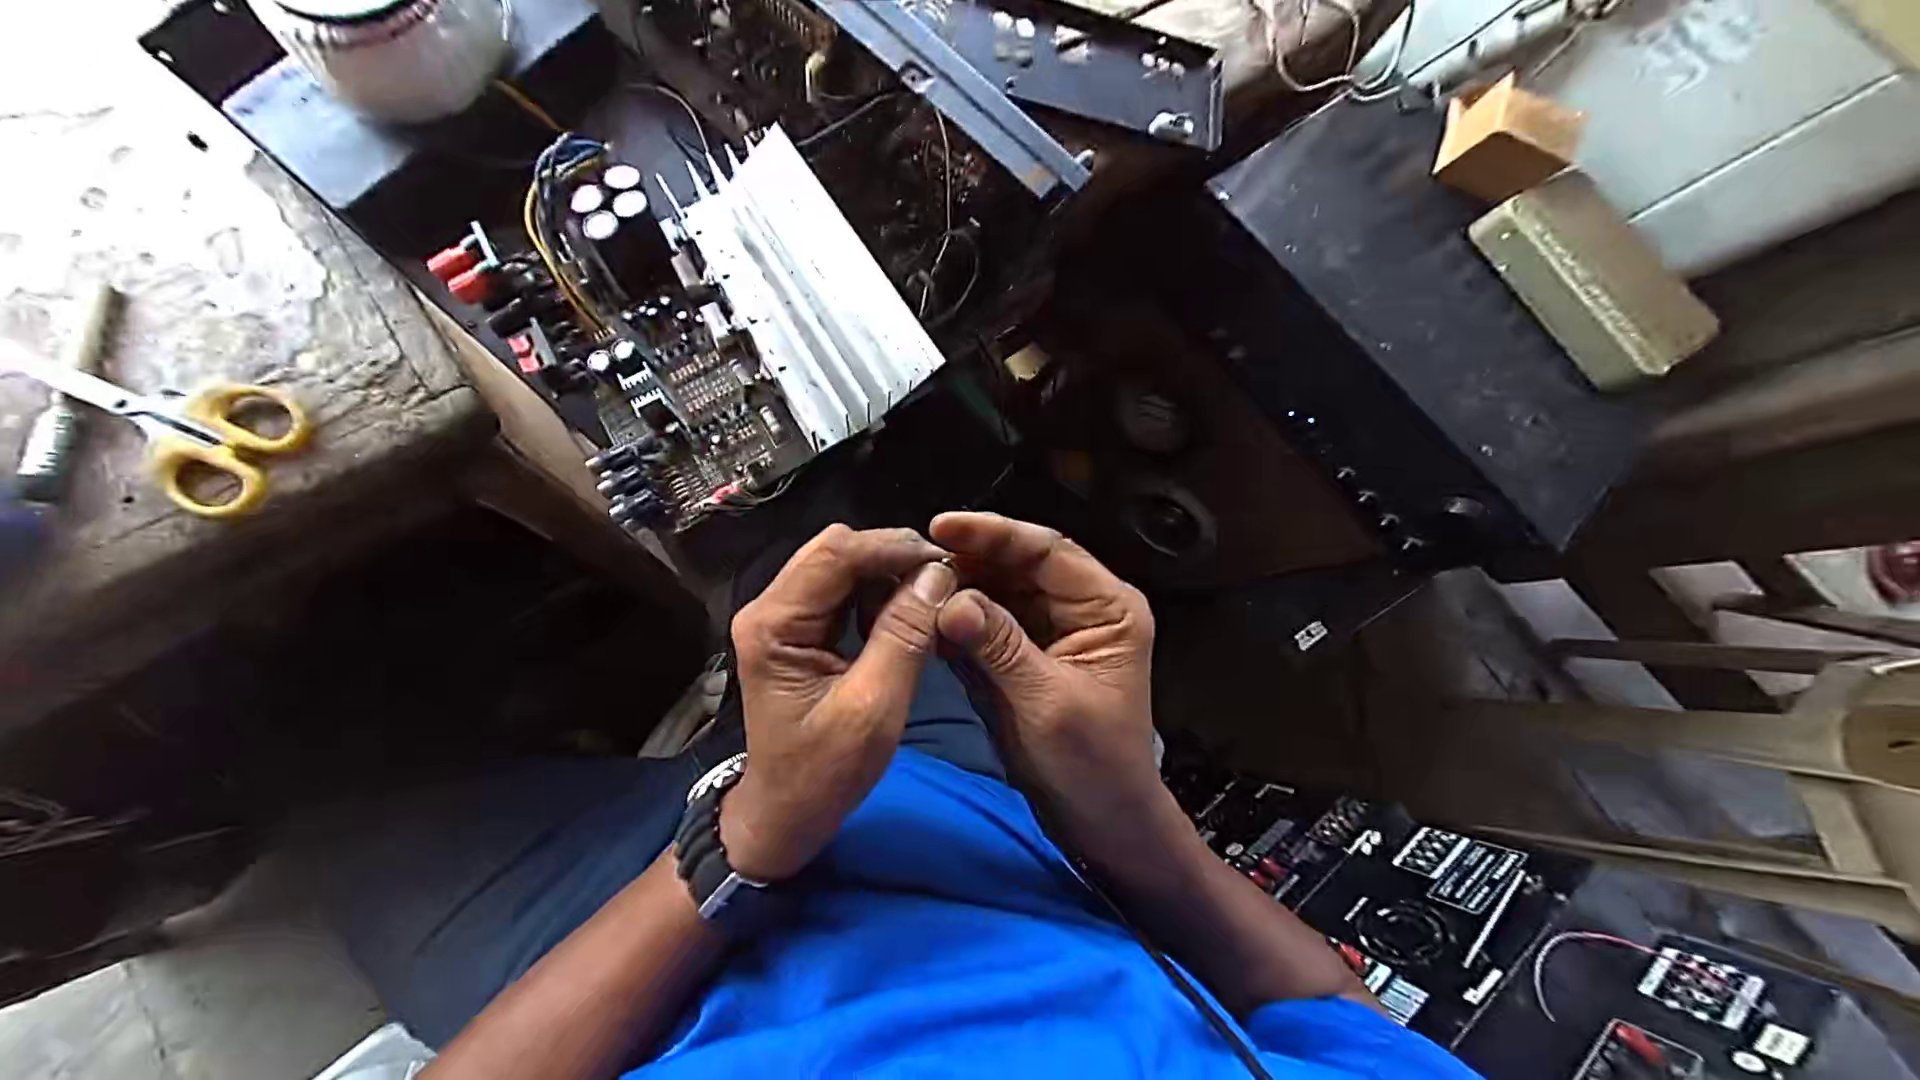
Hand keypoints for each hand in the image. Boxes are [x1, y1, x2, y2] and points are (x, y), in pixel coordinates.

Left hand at [721, 524, 955, 881]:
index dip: (893, 548)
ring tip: (926, 603)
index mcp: (774, 623)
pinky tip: (902, 617)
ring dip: (888, 575)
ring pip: (842, 565)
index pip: (836, 553)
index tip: (944, 565)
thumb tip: (938, 575)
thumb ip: (906, 635)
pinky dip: (878, 595)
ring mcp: (782, 616)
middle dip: (893, 558)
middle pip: (836, 550)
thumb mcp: (874, 708)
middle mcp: (770, 607)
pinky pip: (843, 591)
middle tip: (941, 582)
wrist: (784, 813)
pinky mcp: (798, 628)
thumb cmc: (823, 772)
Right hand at [929, 512, 1170, 865]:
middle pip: (1020, 563)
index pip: (1048, 551)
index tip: (941, 526)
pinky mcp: (1024, 653)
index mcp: (1107, 606)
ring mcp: (1049, 629)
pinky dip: (958, 619)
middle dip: (971, 559)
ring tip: (915, 583)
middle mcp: (1080, 607)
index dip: (994, 534)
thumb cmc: (1092, 765)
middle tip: (917, 559)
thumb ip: (999, 647)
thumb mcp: (1047, 704)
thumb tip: (949, 600)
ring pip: (999, 589)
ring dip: (960, 586)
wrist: (1101, 823)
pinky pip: (988, 622)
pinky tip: (927, 617)